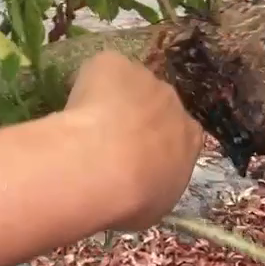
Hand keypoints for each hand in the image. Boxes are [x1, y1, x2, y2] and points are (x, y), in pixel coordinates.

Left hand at [59, 50, 202, 229]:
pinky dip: (88, 85)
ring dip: (111, 100)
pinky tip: (75, 111)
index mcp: (189, 136)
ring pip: (127, 84)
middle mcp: (172, 101)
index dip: (156, 142)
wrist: (103, 165)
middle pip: (155, 103)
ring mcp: (143, 76)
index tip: (136, 157)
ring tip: (86, 129)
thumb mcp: (156, 204)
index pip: (180, 133)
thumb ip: (156, 183)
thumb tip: (143, 182)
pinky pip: (100, 70)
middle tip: (107, 143)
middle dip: (135, 118)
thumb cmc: (134, 196)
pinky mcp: (113, 62)